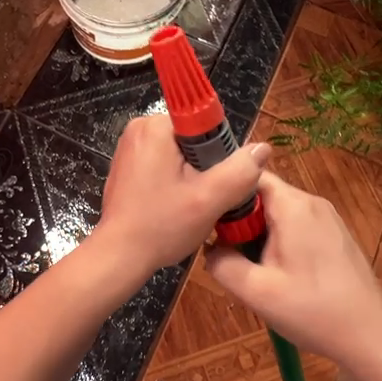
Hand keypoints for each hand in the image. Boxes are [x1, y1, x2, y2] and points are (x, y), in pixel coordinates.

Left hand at [91, 114, 268, 278]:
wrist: (119, 255)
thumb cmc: (161, 225)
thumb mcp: (209, 200)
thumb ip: (239, 171)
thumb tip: (263, 148)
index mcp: (155, 126)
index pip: (204, 125)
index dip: (219, 153)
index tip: (216, 180)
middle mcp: (139, 128)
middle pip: (193, 140)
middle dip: (205, 168)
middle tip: (205, 198)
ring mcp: (130, 146)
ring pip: (180, 155)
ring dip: (191, 178)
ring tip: (189, 206)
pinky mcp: (127, 165)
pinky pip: (163, 165)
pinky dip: (174, 183)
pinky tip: (174, 207)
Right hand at [205, 171, 381, 363]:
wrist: (371, 339)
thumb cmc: (313, 310)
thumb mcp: (256, 292)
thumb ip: (222, 264)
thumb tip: (210, 249)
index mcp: (292, 205)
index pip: (249, 176)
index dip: (225, 194)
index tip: (210, 221)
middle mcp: (312, 201)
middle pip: (263, 195)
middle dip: (242, 220)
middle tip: (230, 253)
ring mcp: (328, 217)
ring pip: (280, 212)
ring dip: (261, 233)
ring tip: (255, 267)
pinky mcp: (337, 235)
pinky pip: (298, 225)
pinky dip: (282, 241)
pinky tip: (282, 274)